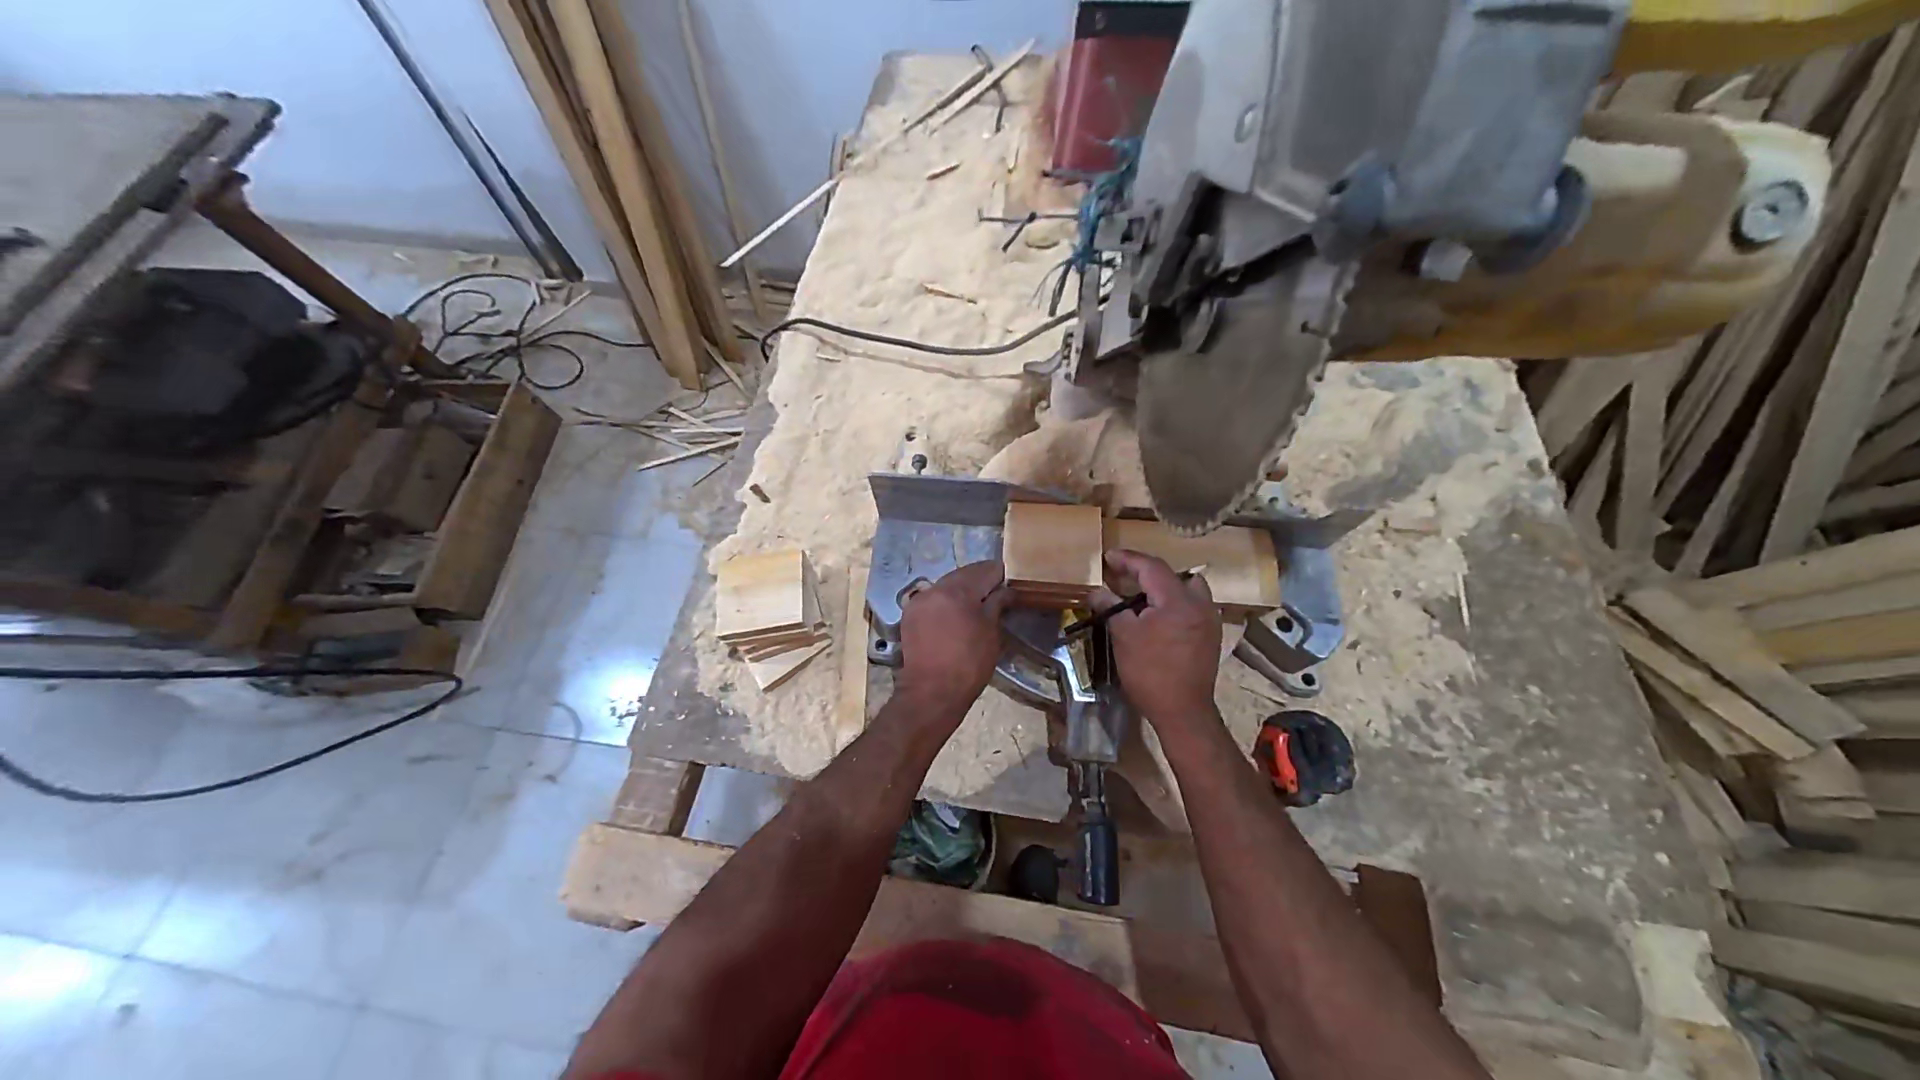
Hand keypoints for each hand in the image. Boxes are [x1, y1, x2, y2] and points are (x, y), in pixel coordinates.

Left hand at [897, 560, 1010, 721]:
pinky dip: (946, 603)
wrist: (931, 692)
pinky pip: (933, 600)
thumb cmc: (969, 663)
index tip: (1010, 585)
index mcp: (958, 589)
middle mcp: (935, 588)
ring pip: (947, 586)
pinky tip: (956, 618)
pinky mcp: (910, 616)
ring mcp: (919, 601)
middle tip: (996, 596)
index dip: (1000, 576)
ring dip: (962, 592)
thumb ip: (998, 604)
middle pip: (964, 575)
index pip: (985, 569)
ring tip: (977, 609)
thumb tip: (1006, 590)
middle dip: (980, 582)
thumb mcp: (991, 632)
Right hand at [1095, 550, 1221, 731]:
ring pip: (1188, 590)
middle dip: (1148, 572)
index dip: (1128, 559)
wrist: (1182, 711)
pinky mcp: (1210, 637)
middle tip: (1124, 576)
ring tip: (1143, 597)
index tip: (1108, 557)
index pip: (1152, 567)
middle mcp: (1200, 605)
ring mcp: (1209, 621)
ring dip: (1165, 587)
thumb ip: (1112, 607)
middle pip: (1175, 575)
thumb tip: (1098, 591)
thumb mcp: (1124, 636)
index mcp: (1178, 600)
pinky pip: (1193, 607)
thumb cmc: (1149, 672)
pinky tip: (1158, 618)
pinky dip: (1175, 604)